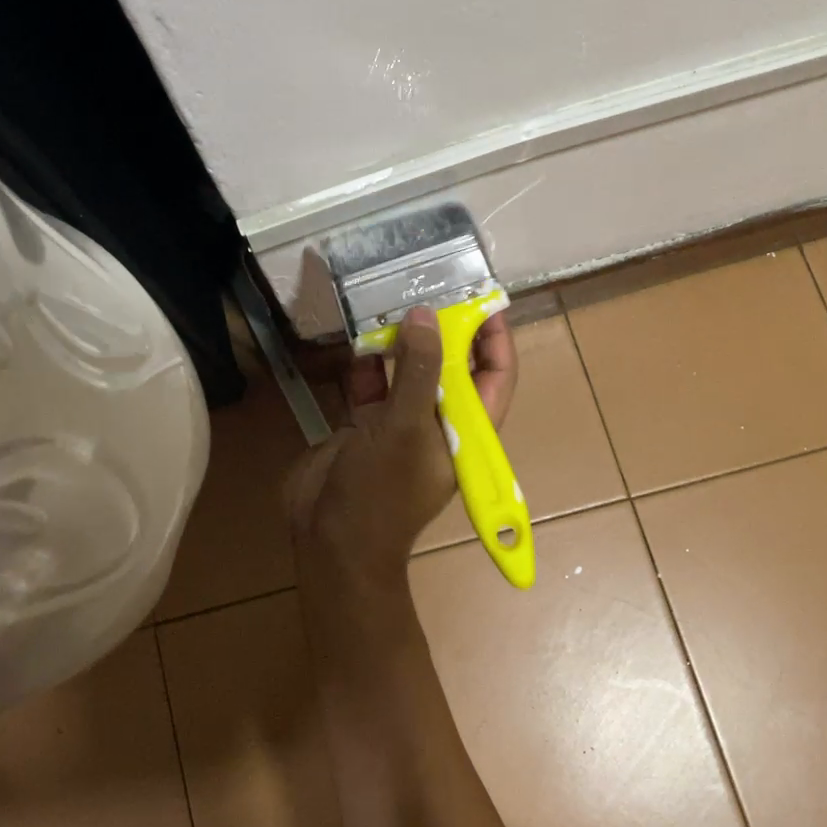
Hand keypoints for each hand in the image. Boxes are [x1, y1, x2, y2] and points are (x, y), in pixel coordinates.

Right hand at [286, 305, 516, 565]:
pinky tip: (356, 335)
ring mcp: (399, 425)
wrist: (332, 541)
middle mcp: (438, 423)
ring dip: (399, 341)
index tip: (479, 296)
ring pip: (407, 371)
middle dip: (440, 329)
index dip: (493, 336)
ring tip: (388, 299)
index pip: (495, 374)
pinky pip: (370, 384)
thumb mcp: (405, 427)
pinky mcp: (363, 426)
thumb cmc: (381, 491)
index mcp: (467, 430)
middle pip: (450, 366)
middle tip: (424, 286)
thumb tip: (426, 316)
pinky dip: (363, 362)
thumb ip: (418, 370)